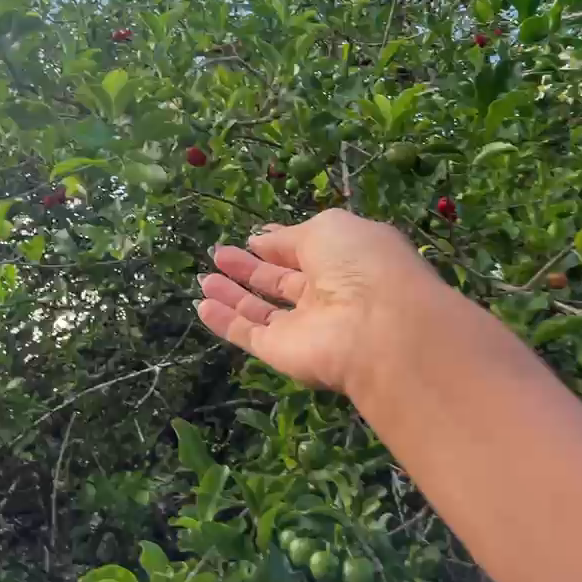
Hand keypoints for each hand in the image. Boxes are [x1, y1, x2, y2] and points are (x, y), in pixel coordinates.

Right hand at [195, 209, 452, 396]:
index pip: (306, 251)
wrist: (380, 329)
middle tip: (218, 254)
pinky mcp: (282, 352)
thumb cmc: (360, 264)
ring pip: (261, 310)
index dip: (279, 244)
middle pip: (280, 281)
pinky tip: (201, 305)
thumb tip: (261, 239)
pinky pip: (248, 334)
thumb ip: (290, 237)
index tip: (252, 238)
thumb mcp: (327, 229)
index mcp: (345, 260)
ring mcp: (303, 326)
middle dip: (250, 267)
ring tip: (204, 277)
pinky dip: (224, 322)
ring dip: (232, 294)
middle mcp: (325, 294)